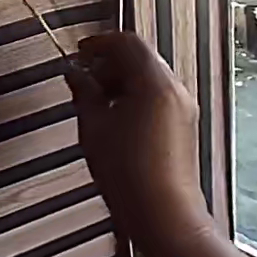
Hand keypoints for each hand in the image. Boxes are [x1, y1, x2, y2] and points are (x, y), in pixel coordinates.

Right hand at [66, 32, 214, 256]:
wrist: (162, 213)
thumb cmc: (125, 170)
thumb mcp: (93, 125)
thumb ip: (84, 92)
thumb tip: (74, 73)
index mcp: (154, 84)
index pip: (128, 42)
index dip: (99, 42)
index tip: (78, 52)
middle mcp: (175, 90)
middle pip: (140, 57)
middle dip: (108, 62)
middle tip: (82, 78)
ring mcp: (182, 108)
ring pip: (148, 76)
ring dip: (119, 79)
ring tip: (93, 99)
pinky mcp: (181, 124)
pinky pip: (155, 95)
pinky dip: (132, 94)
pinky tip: (112, 115)